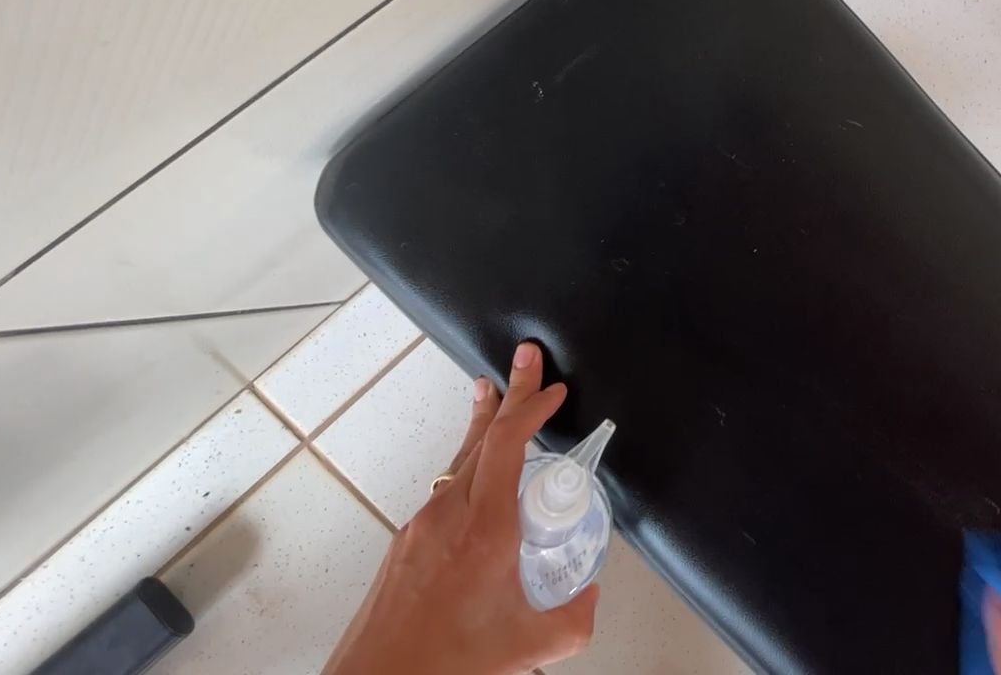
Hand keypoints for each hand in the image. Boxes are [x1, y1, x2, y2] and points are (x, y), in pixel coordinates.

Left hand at [322, 343, 598, 674]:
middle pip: (484, 435)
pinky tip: (474, 467)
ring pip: (461, 455)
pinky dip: (469, 456)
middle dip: (513, 392)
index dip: (532, 408)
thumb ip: (572, 619)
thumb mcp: (525, 648)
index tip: (554, 390)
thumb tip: (593, 595)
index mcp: (484, 528)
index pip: (507, 444)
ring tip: (492, 390)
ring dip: (485, 420)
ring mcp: (423, 523)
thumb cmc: (444, 664)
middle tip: (527, 356)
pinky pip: (447, 480)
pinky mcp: (407, 539)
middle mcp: (449, 513)